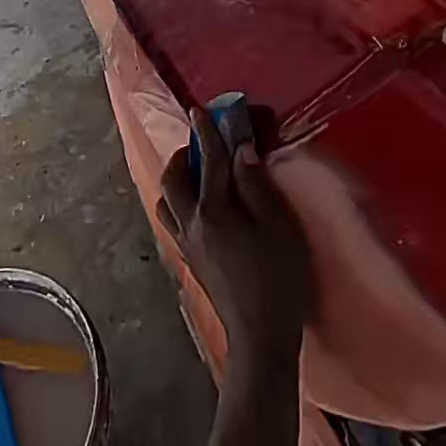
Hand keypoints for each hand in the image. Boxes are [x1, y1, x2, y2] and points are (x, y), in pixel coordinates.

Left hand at [159, 102, 309, 361]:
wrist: (260, 335)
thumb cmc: (278, 278)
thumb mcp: (279, 227)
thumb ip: (257, 186)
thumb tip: (241, 150)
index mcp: (214, 211)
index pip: (208, 161)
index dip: (206, 133)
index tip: (199, 110)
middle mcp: (192, 223)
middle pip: (173, 180)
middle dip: (182, 155)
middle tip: (200, 144)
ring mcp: (186, 244)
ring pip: (166, 202)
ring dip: (176, 180)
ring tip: (196, 175)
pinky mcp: (190, 261)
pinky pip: (172, 221)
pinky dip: (179, 204)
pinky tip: (199, 209)